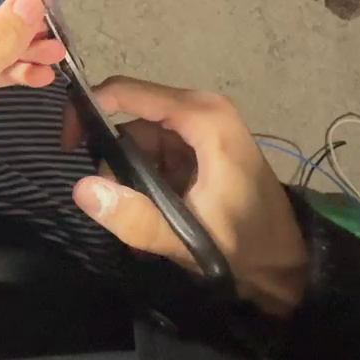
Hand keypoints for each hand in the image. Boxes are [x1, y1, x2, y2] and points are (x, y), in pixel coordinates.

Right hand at [66, 78, 308, 316]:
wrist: (292, 268)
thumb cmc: (246, 247)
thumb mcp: (188, 238)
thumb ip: (135, 216)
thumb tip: (80, 187)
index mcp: (202, 117)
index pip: (124, 91)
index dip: (87, 111)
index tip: (67, 147)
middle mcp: (201, 108)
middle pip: (128, 115)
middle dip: (111, 156)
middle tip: (112, 197)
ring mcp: (200, 124)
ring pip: (136, 134)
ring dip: (127, 170)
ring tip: (138, 212)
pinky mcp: (199, 142)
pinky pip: (152, 146)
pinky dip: (142, 173)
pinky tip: (153, 205)